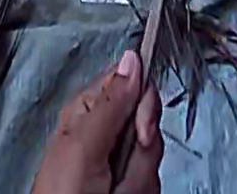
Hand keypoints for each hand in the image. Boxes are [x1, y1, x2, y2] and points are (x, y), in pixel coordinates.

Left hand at [31, 49, 162, 193]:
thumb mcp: (84, 147)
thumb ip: (111, 103)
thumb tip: (132, 57)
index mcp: (88, 112)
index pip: (131, 82)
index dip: (142, 102)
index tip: (140, 129)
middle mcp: (106, 133)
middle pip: (147, 122)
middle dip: (141, 152)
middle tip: (119, 177)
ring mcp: (117, 166)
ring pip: (152, 159)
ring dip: (138, 183)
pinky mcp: (129, 190)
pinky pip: (151, 185)